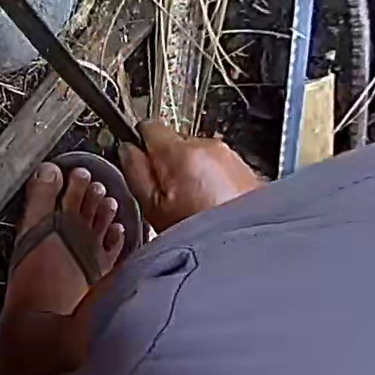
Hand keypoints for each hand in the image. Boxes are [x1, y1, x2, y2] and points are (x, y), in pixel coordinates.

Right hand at [117, 119, 262, 233]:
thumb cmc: (198, 231)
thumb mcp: (151, 206)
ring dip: (189, 172)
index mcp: (179, 152)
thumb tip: (127, 150)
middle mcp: (207, 146)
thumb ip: (134, 171)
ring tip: (190, 204)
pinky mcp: (245, 168)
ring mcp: (229, 156)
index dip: (140, 144)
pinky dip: (209, 181)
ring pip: (195, 155)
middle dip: (166, 162)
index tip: (140, 163)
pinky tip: (209, 205)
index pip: (149, 126)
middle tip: (166, 195)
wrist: (247, 247)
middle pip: (173, 142)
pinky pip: (216, 167)